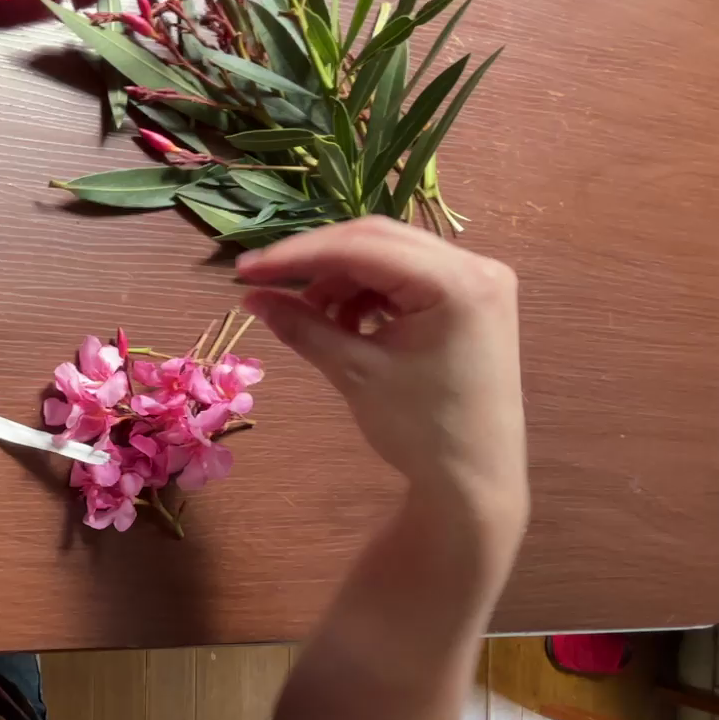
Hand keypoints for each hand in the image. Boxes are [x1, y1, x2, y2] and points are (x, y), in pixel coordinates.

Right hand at [238, 217, 526, 527]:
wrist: (472, 478)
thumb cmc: (419, 428)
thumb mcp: (353, 372)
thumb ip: (302, 327)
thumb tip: (251, 298)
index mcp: (456, 281)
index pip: (361, 246)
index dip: (297, 255)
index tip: (244, 269)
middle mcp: (474, 266)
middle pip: (375, 241)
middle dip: (314, 261)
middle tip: (260, 280)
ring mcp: (474, 281)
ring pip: (386, 258)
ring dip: (338, 280)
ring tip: (308, 316)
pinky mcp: (466, 300)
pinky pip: (402, 280)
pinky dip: (363, 294)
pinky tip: (341, 323)